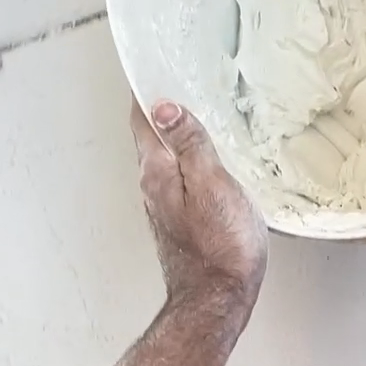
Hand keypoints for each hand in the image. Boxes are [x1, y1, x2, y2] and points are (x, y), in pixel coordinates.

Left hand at [131, 99, 268, 313]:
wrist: (218, 301)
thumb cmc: (222, 249)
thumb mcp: (213, 185)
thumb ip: (190, 144)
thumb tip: (166, 106)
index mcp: (159, 172)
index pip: (143, 119)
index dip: (146, 88)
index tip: (150, 64)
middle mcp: (155, 188)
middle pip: (151, 138)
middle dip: (161, 109)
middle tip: (173, 82)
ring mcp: (166, 208)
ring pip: (166, 160)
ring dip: (175, 136)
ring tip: (191, 115)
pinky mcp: (181, 223)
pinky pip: (180, 181)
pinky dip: (188, 162)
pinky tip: (205, 163)